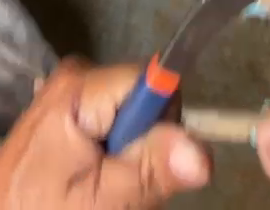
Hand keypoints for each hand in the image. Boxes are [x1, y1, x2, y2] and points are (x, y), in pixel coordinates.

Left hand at [0, 59, 212, 209]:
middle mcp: (76, 73)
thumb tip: (203, 151)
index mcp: (82, 84)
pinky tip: (91, 178)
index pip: (155, 78)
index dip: (164, 121)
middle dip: (146, 142)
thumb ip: (150, 169)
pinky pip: (112, 120)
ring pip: (132, 113)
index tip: (148, 161)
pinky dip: (112, 151)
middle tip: (119, 183)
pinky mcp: (66, 106)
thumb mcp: (103, 199)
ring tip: (100, 185)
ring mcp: (69, 89)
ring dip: (129, 152)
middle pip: (145, 96)